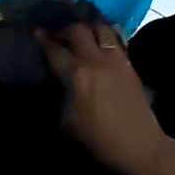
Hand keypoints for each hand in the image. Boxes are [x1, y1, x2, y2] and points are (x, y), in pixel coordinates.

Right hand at [41, 23, 169, 174]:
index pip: (54, 49)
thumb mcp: (69, 122)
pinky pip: (115, 40)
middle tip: (58, 37)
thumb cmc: (99, 138)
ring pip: (100, 28)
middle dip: (64, 30)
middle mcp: (96, 60)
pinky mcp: (129, 63)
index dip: (42, 39)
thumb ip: (61, 95)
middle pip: (78, 30)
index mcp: (77, 74)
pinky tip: (100, 47)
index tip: (36, 31)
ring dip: (88, 30)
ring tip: (81, 38)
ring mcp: (115, 59)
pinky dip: (104, 38)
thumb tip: (58, 82)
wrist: (139, 145)